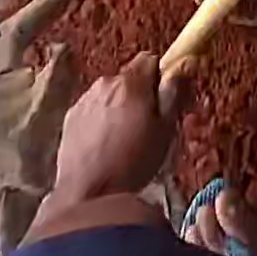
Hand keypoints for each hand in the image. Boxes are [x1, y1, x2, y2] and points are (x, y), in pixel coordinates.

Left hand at [51, 52, 194, 204]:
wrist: (87, 196)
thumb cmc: (132, 163)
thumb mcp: (165, 129)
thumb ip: (174, 92)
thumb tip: (186, 63)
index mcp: (131, 83)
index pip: (150, 59)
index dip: (159, 77)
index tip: (162, 99)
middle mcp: (106, 83)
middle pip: (129, 77)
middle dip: (139, 94)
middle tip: (145, 125)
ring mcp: (85, 100)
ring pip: (110, 93)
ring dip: (118, 106)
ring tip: (122, 140)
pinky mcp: (70, 118)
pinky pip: (93, 109)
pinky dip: (100, 120)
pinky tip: (103, 146)